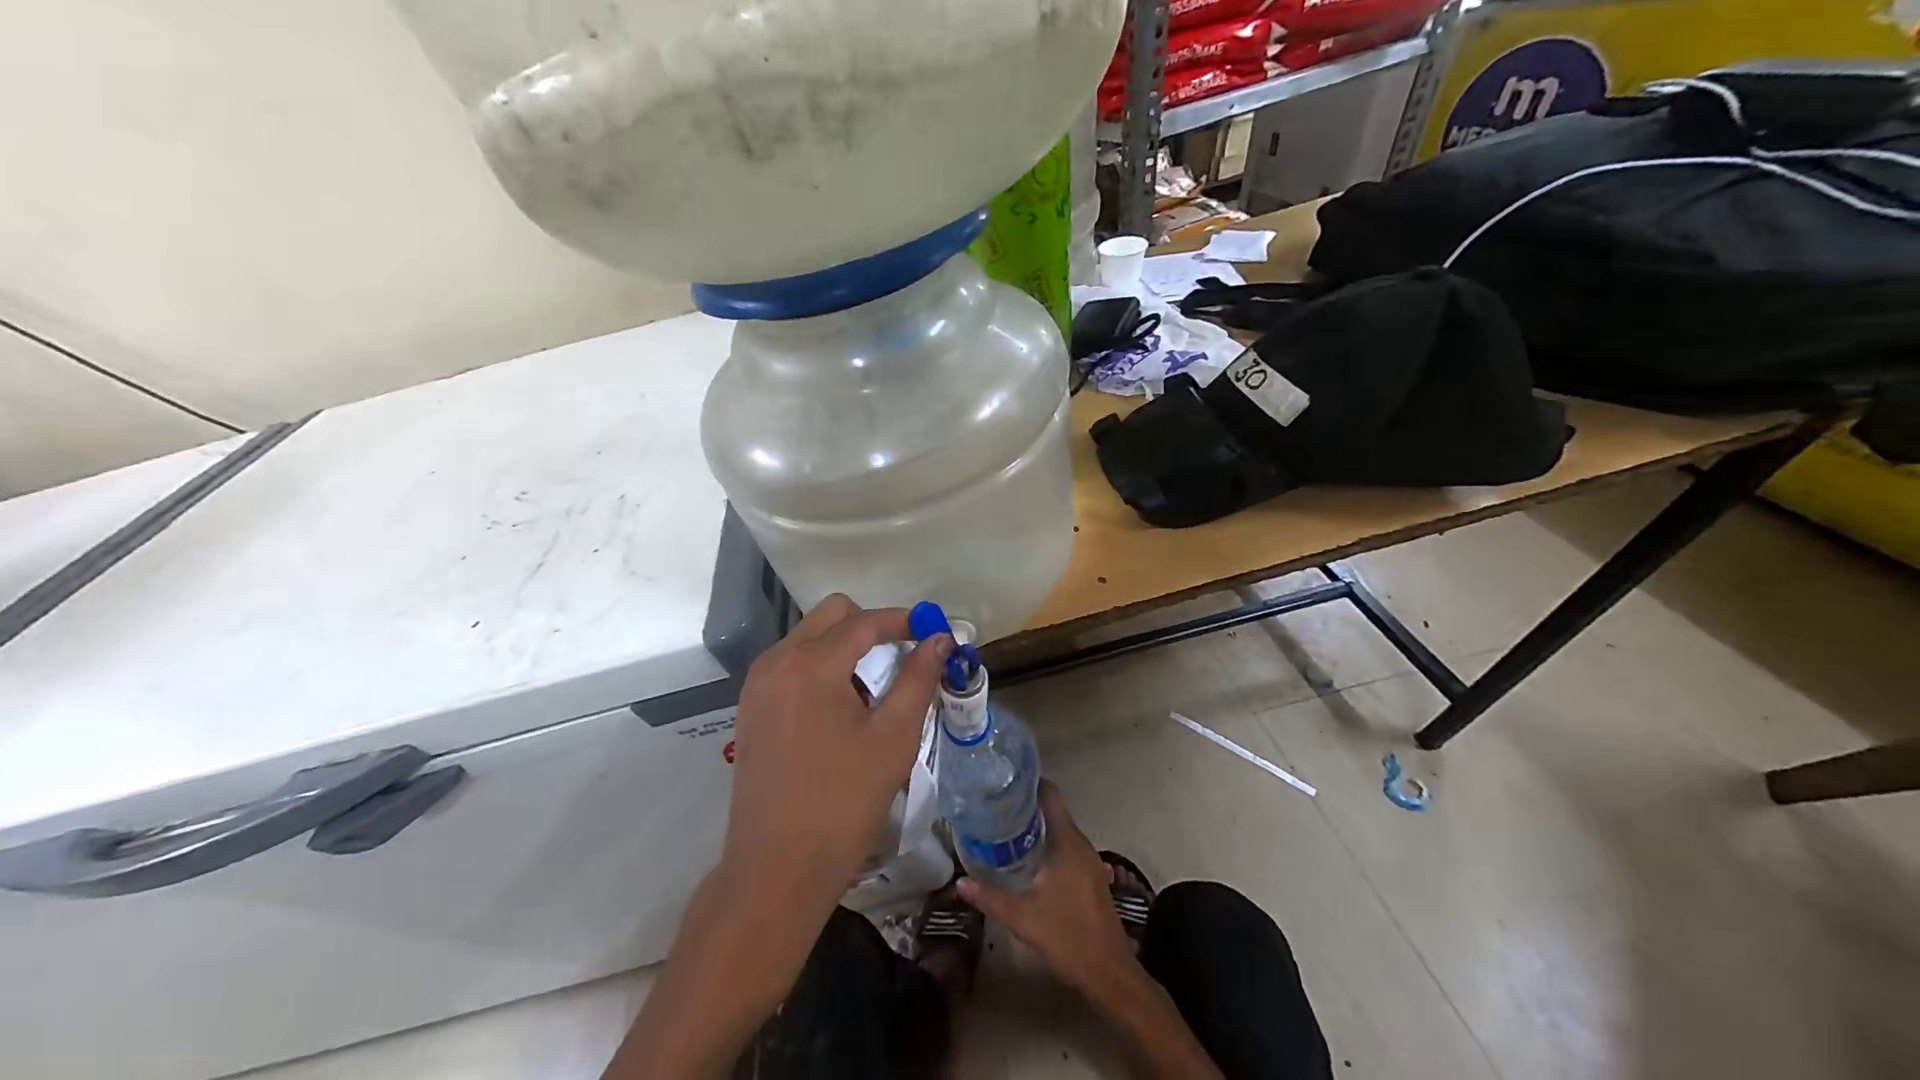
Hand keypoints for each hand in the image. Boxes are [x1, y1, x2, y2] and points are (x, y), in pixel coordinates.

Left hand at [720, 594, 951, 910]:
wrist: (777, 868)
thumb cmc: (843, 802)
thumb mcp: (893, 737)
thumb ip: (919, 678)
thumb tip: (940, 639)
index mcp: (810, 664)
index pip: (864, 621)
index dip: (904, 621)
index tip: (934, 633)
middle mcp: (776, 662)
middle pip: (831, 616)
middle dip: (871, 627)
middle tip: (902, 661)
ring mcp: (757, 685)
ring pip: (809, 638)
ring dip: (845, 649)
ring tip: (872, 695)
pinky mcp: (751, 709)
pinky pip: (791, 665)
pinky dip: (821, 669)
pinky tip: (840, 712)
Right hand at [958, 779, 1137, 994]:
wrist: (1108, 971)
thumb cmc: (1067, 936)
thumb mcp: (1021, 916)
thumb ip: (989, 895)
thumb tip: (959, 881)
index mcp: (1067, 843)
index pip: (1051, 796)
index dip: (1030, 783)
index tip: (1004, 781)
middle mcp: (1081, 845)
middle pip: (1054, 811)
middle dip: (1026, 806)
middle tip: (994, 806)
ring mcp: (1090, 861)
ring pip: (1060, 831)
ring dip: (1037, 828)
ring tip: (1004, 829)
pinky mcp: (1091, 876)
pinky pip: (1067, 848)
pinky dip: (1048, 845)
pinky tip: (1027, 859)